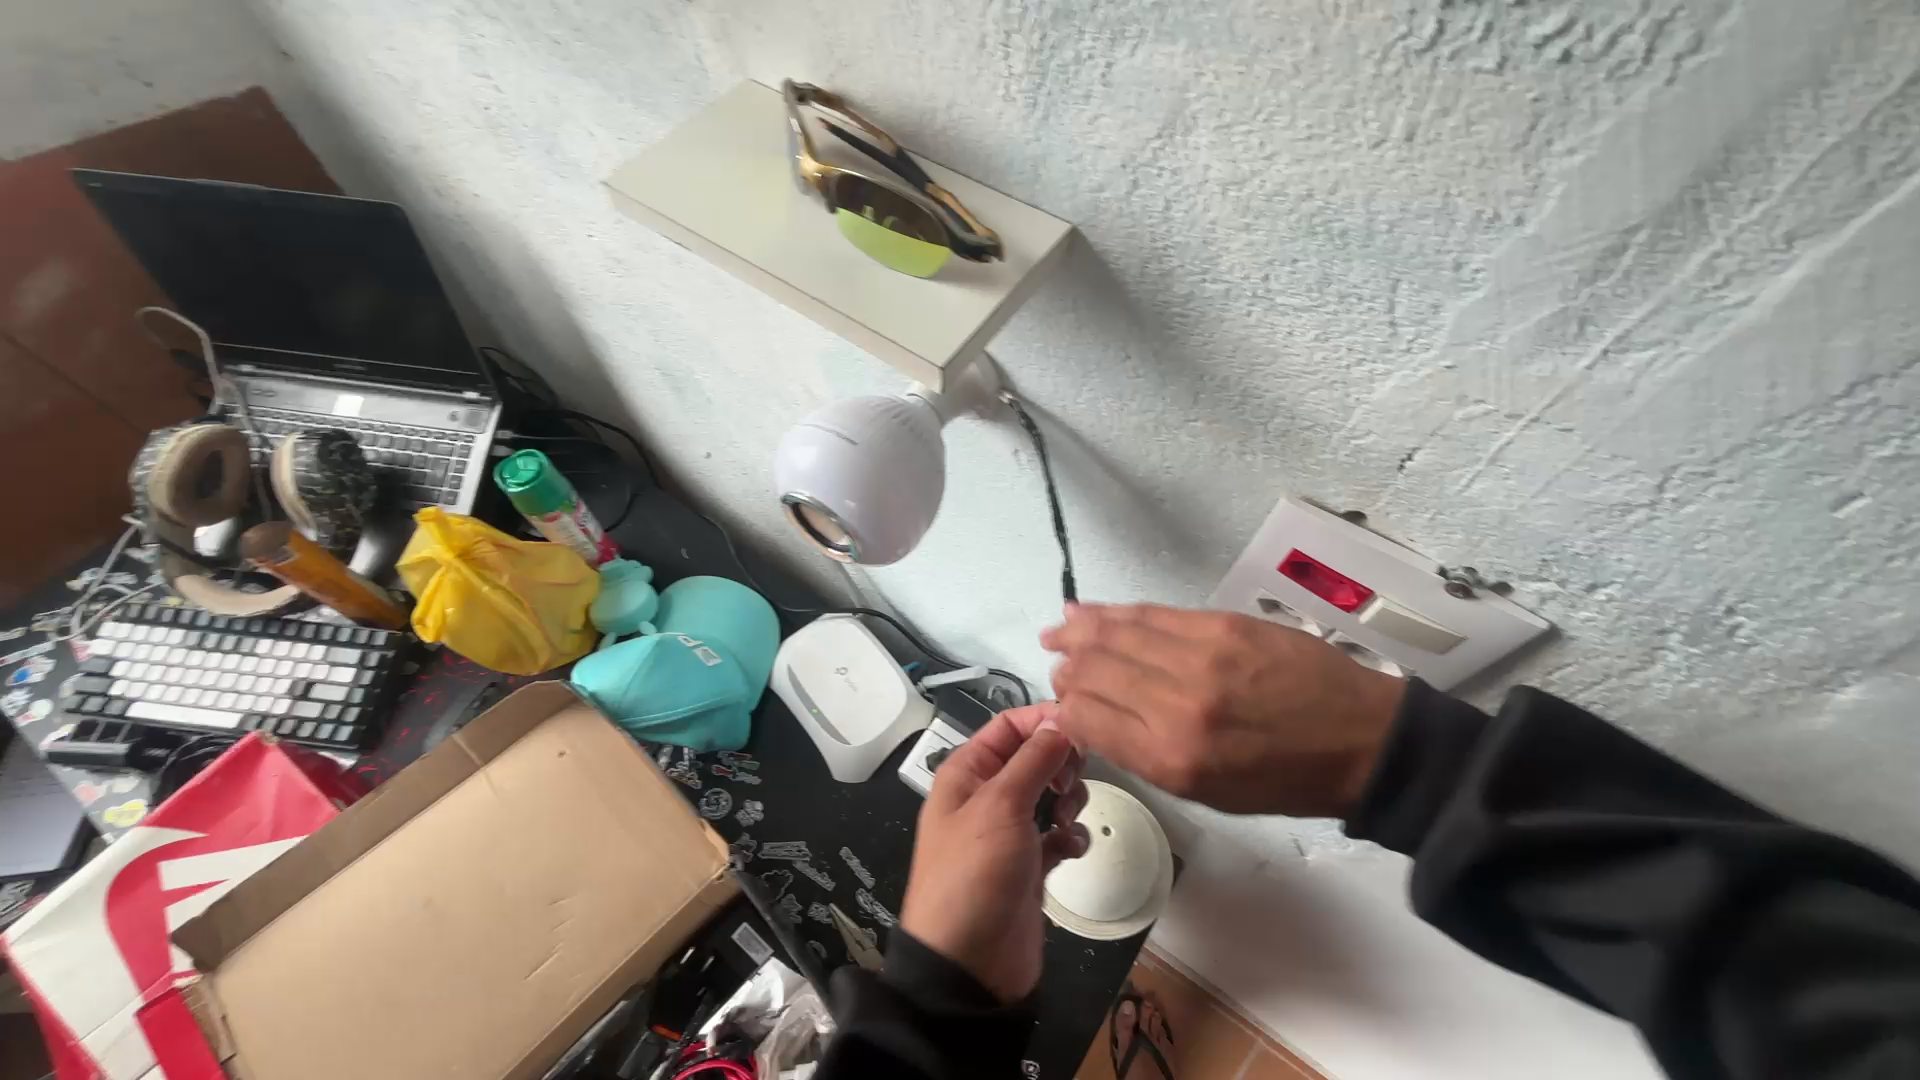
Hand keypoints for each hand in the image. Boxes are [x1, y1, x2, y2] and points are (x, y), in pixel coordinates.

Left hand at [900, 703, 1090, 1003]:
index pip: (1009, 725)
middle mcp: (986, 795)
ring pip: (1050, 794)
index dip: (1044, 720)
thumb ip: (1034, 759)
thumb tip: (1061, 721)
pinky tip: (1069, 850)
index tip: (1082, 728)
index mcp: (967, 772)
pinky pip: (1057, 834)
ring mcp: (1008, 831)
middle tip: (1069, 783)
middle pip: (1034, 757)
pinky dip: (1068, 836)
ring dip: (1068, 800)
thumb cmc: (975, 873)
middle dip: (1060, 763)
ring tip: (1065, 820)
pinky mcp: (1029, 864)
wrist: (970, 965)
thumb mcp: (1000, 806)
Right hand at [1041, 603, 1404, 817]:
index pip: (1087, 718)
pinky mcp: (1220, 625)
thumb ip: (1140, 752)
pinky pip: (1150, 614)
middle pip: (1094, 671)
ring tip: (1057, 631)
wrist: (1360, 741)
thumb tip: (1089, 717)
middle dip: (1067, 667)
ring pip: (1115, 635)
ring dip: (1078, 631)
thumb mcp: (1205, 791)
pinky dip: (1113, 612)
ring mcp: (1199, 658)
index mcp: (1171, 758)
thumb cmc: (1282, 780)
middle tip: (1057, 664)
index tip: (1060, 701)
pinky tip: (1090, 611)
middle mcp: (1176, 705)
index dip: (1064, 707)